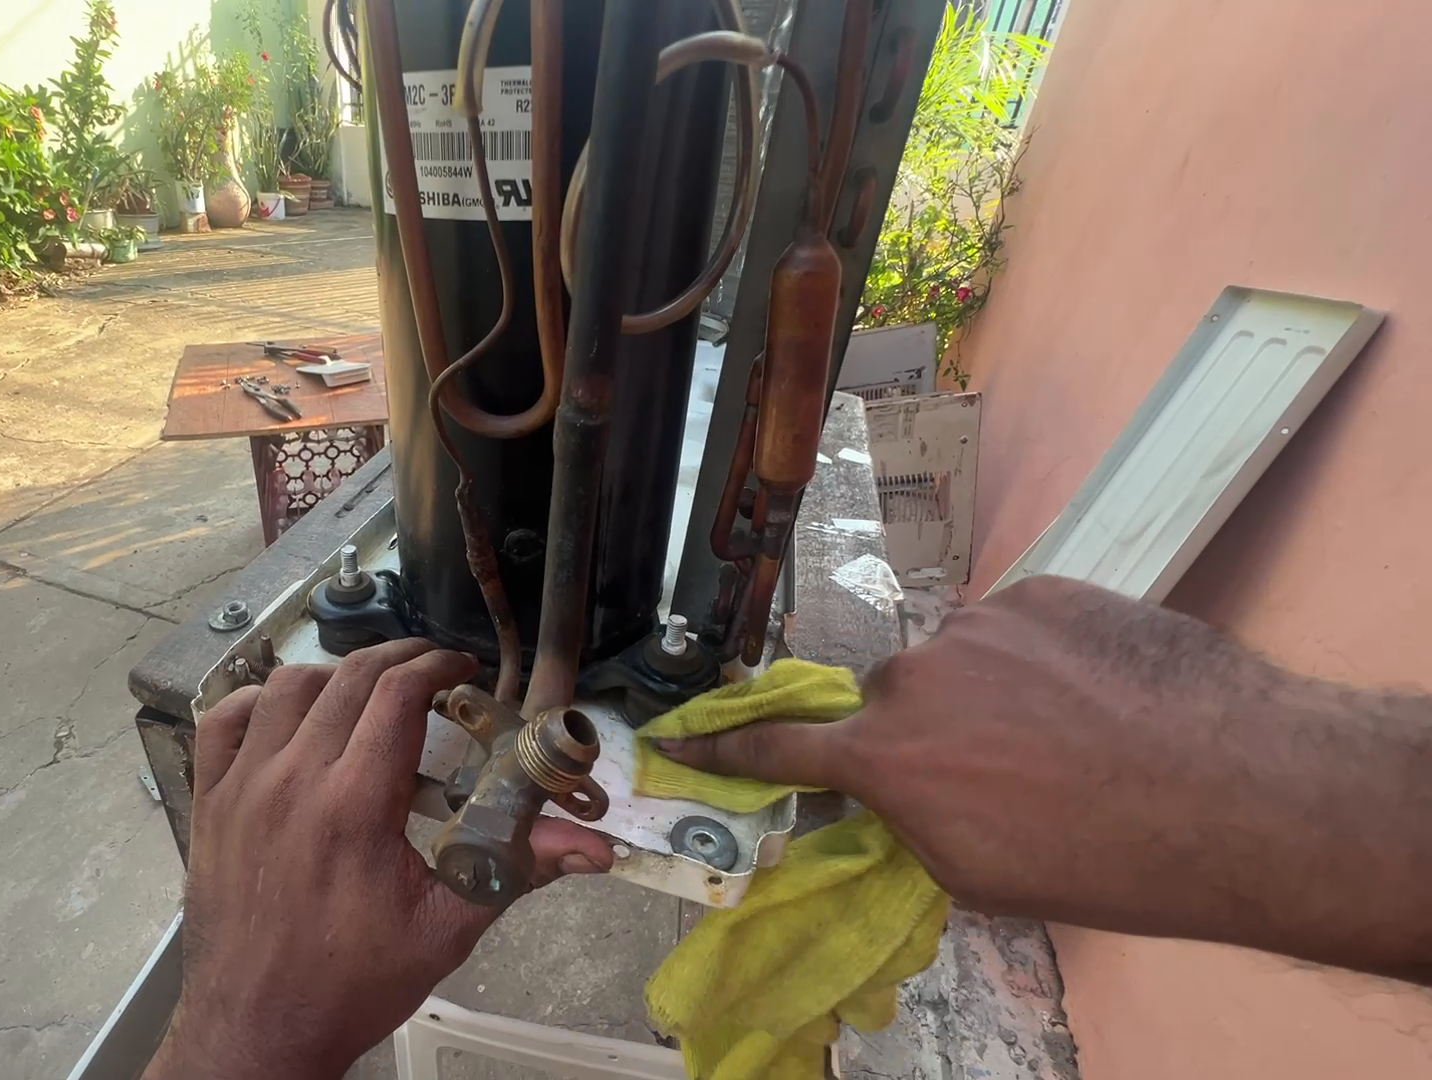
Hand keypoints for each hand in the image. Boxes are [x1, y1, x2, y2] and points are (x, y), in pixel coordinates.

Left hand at [145, 640, 615, 1079]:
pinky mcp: (209, 798)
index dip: (437, 665)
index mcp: (354, 805)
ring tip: (370, 693)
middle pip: (351, 678)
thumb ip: (519, 870)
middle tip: (432, 669)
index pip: (398, 694)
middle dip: (400, 657)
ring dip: (337, 674)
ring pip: (288, 685)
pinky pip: (226, 719)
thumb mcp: (446, 931)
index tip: (463, 667)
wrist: (254, 1030)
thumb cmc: (353, 982)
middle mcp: (293, 778)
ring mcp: (242, 784)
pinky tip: (291, 714)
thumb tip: (595, 847)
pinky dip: (262, 699)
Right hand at [658, 575, 1431, 979]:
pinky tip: (1099, 687)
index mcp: (886, 756)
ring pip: (952, 658)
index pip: (777, 748)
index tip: (676, 741)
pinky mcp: (1033, 593)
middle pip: (889, 699)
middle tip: (997, 761)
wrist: (1253, 796)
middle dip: (922, 727)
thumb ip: (903, 820)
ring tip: (1067, 726)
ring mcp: (969, 626)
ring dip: (986, 690)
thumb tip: (882, 790)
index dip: (721, 748)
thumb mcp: (975, 874)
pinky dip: (1038, 655)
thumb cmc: (1105, 861)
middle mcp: (908, 679)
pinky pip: (1009, 625)